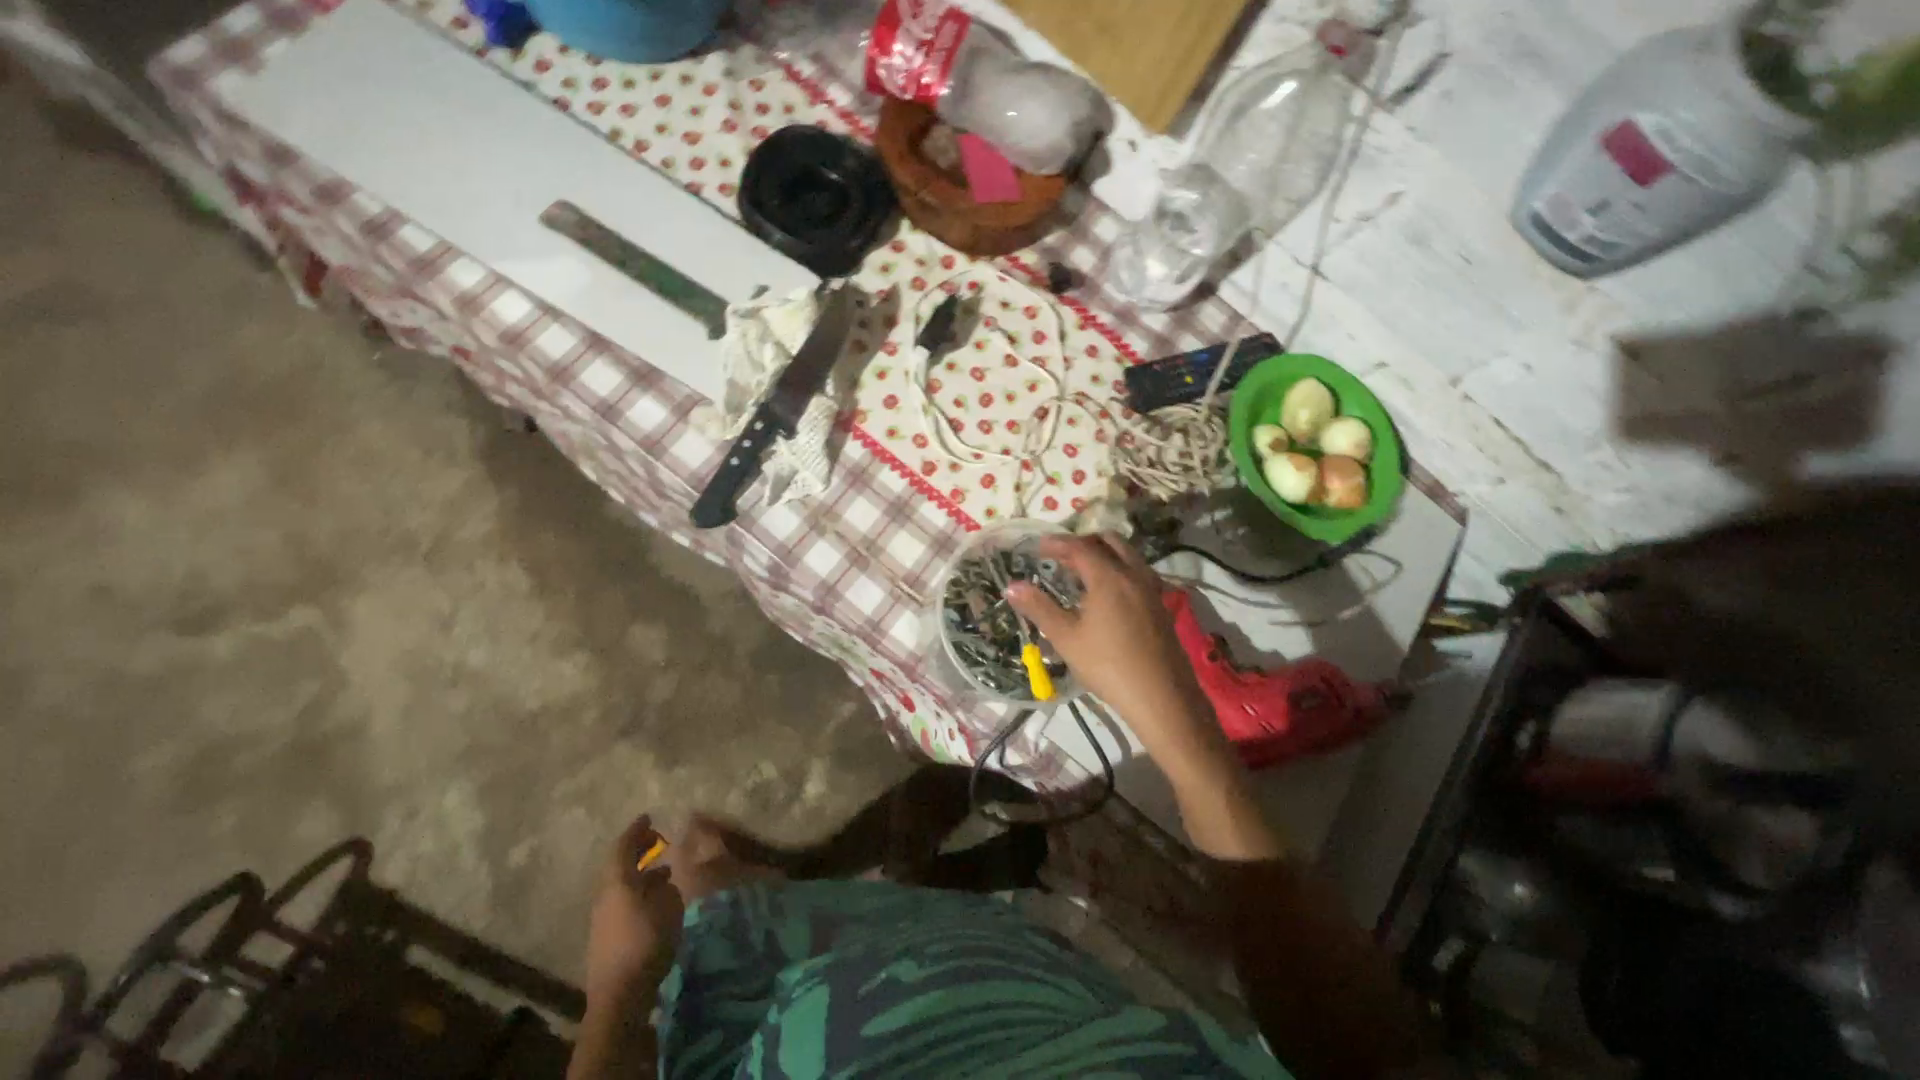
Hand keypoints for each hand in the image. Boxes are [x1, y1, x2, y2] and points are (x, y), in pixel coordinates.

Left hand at [583, 815, 684, 1002]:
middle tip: (656, 839)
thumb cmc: (647, 942)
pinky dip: (637, 891)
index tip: (648, 817)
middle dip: (637, 849)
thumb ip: (667, 887)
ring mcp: (602, 916)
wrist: (619, 993)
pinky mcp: (605, 935)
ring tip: (662, 870)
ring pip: (620, 883)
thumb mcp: (669, 907)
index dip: (636, 830)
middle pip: (618, 863)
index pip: (623, 846)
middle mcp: (604, 894)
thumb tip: (661, 880)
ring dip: (639, 872)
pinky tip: (654, 900)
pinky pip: (621, 900)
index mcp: (617, 881)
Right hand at [1006, 534, 1227, 774]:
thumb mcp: (1066, 638)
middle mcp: (1134, 575)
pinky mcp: (1161, 606)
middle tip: (1062, 556)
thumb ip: (1039, 608)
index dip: (1057, 544)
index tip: (1038, 546)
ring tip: (1082, 574)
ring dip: (1104, 554)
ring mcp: (1152, 590)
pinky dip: (1119, 570)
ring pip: (1128, 556)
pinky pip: (1138, 573)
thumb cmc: (1107, 666)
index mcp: (1108, 577)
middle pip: (1109, 542)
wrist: (1160, 696)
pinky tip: (1107, 596)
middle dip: (1084, 542)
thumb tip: (1011, 586)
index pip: (1080, 547)